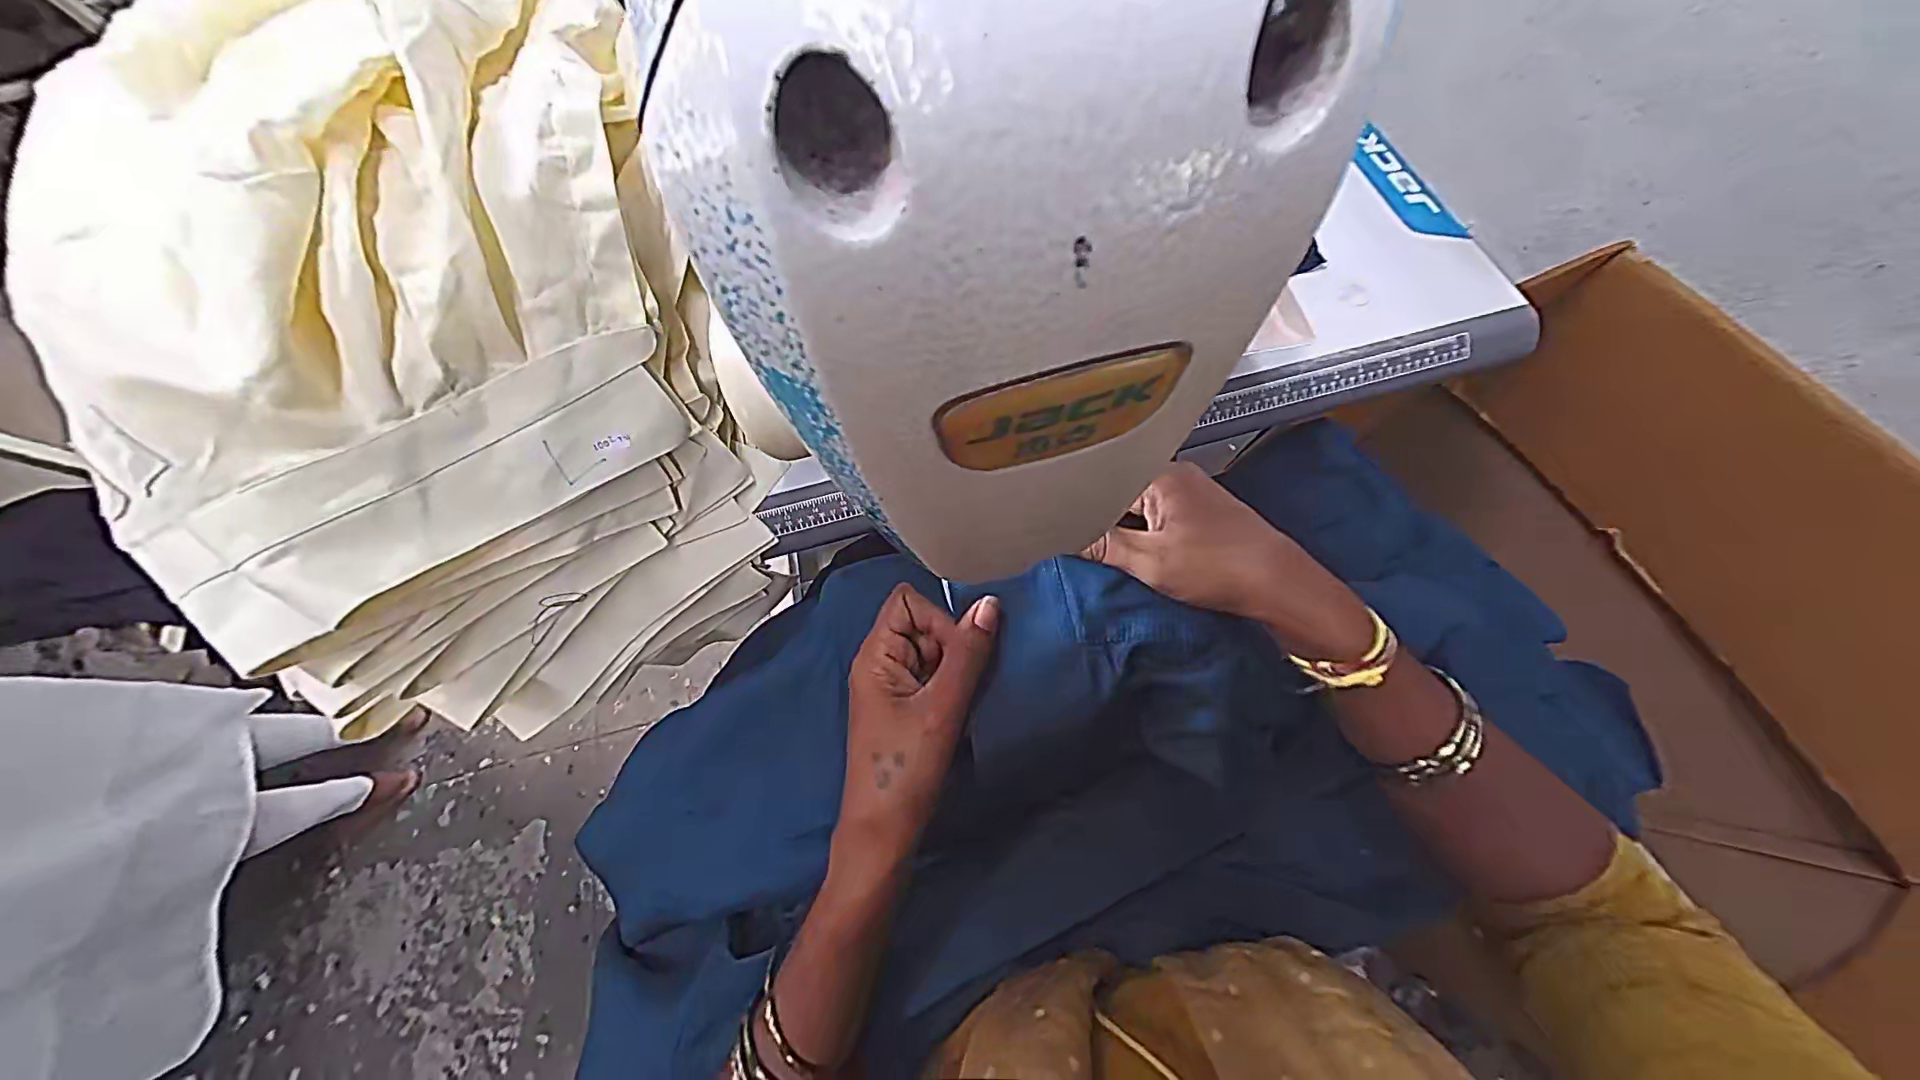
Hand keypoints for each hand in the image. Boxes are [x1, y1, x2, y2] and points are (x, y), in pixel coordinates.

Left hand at [833, 584, 999, 879]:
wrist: (884, 833)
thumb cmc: (904, 771)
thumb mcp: (941, 708)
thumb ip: (967, 654)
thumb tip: (989, 605)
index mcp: (875, 655)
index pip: (908, 602)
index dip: (938, 618)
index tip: (958, 656)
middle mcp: (880, 664)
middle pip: (923, 625)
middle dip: (952, 647)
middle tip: (961, 687)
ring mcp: (893, 687)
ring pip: (934, 653)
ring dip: (956, 669)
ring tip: (960, 702)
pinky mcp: (906, 708)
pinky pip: (935, 678)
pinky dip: (953, 687)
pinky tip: (959, 711)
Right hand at [1082, 462, 1374, 658]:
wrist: (1282, 587)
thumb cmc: (1220, 568)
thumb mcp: (1150, 562)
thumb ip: (1103, 546)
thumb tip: (1062, 537)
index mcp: (1161, 475)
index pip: (1102, 484)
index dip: (1078, 508)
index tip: (1056, 529)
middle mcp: (1176, 477)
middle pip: (1119, 495)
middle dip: (1099, 521)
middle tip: (1074, 547)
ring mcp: (1191, 496)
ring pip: (1138, 511)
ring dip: (1123, 534)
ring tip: (1102, 556)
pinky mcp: (1202, 518)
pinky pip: (1157, 522)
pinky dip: (1144, 539)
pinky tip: (1135, 559)